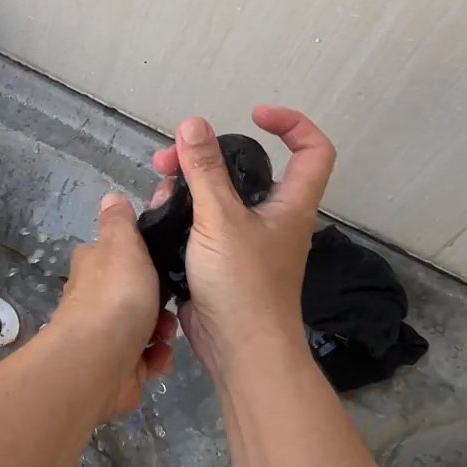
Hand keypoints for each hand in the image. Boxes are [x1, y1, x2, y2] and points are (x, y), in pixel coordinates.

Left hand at [54, 191, 178, 421]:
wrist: (97, 361)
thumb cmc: (115, 297)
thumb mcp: (122, 246)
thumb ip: (120, 223)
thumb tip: (112, 198)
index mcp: (94, 266)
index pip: (121, 255)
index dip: (146, 259)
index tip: (169, 265)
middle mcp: (95, 298)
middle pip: (139, 293)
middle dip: (162, 302)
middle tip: (172, 307)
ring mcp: (104, 335)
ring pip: (147, 327)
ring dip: (163, 332)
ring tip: (164, 337)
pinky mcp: (116, 367)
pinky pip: (146, 359)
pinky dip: (156, 359)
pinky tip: (157, 360)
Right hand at [149, 106, 335, 381]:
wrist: (240, 351)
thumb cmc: (243, 284)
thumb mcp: (221, 219)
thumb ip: (205, 170)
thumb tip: (192, 124)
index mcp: (290, 205)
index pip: (312, 151)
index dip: (292, 125)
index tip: (254, 115)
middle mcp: (271, 219)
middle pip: (244, 171)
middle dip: (204, 156)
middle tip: (167, 158)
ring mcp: (244, 242)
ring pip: (216, 198)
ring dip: (185, 187)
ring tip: (156, 190)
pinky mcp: (219, 262)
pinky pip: (199, 225)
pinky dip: (179, 215)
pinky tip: (154, 216)